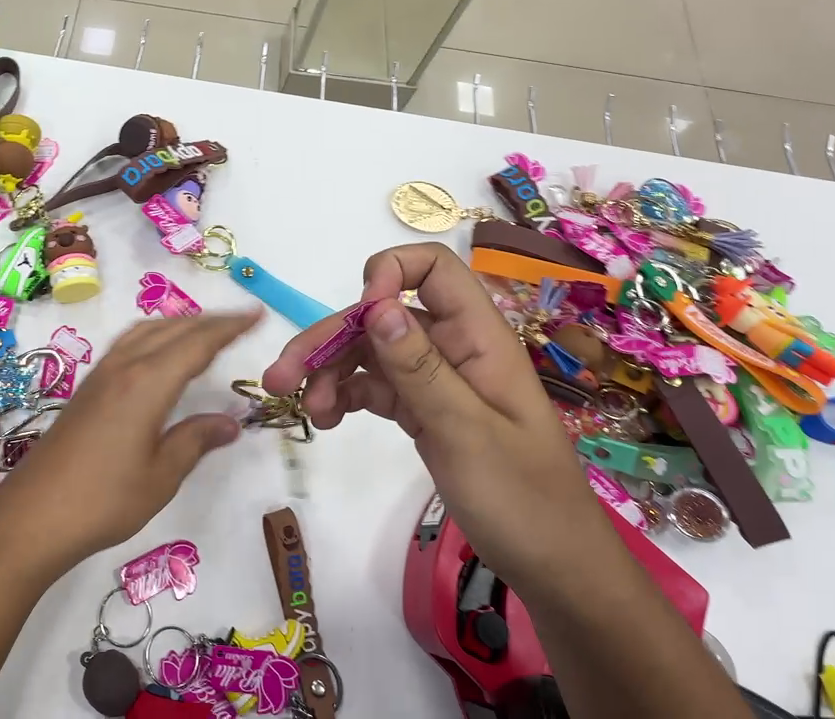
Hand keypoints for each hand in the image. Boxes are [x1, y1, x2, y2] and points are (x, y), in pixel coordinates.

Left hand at [0, 310, 263, 569]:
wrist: (34, 516)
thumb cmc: (104, 500)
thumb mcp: (161, 476)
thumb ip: (195, 441)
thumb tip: (230, 422)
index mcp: (146, 383)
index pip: (196, 343)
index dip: (229, 327)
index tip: (256, 314)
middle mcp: (123, 367)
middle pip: (172, 330)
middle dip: (209, 321)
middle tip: (241, 321)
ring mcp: (101, 375)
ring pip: (146, 332)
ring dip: (178, 324)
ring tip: (205, 332)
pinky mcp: (87, 389)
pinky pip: (128, 344)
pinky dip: (154, 336)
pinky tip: (159, 354)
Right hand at [261, 243, 614, 590]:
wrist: (552, 565)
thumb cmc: (522, 498)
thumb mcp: (465, 432)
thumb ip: (419, 368)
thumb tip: (374, 306)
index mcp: (477, 337)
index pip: (432, 269)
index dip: (388, 274)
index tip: (358, 318)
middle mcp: (453, 347)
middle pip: (381, 315)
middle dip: (330, 338)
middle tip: (283, 376)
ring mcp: (437, 380)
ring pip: (370, 352)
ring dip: (329, 371)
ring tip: (304, 409)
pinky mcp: (424, 410)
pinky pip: (375, 386)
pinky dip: (346, 396)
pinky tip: (327, 420)